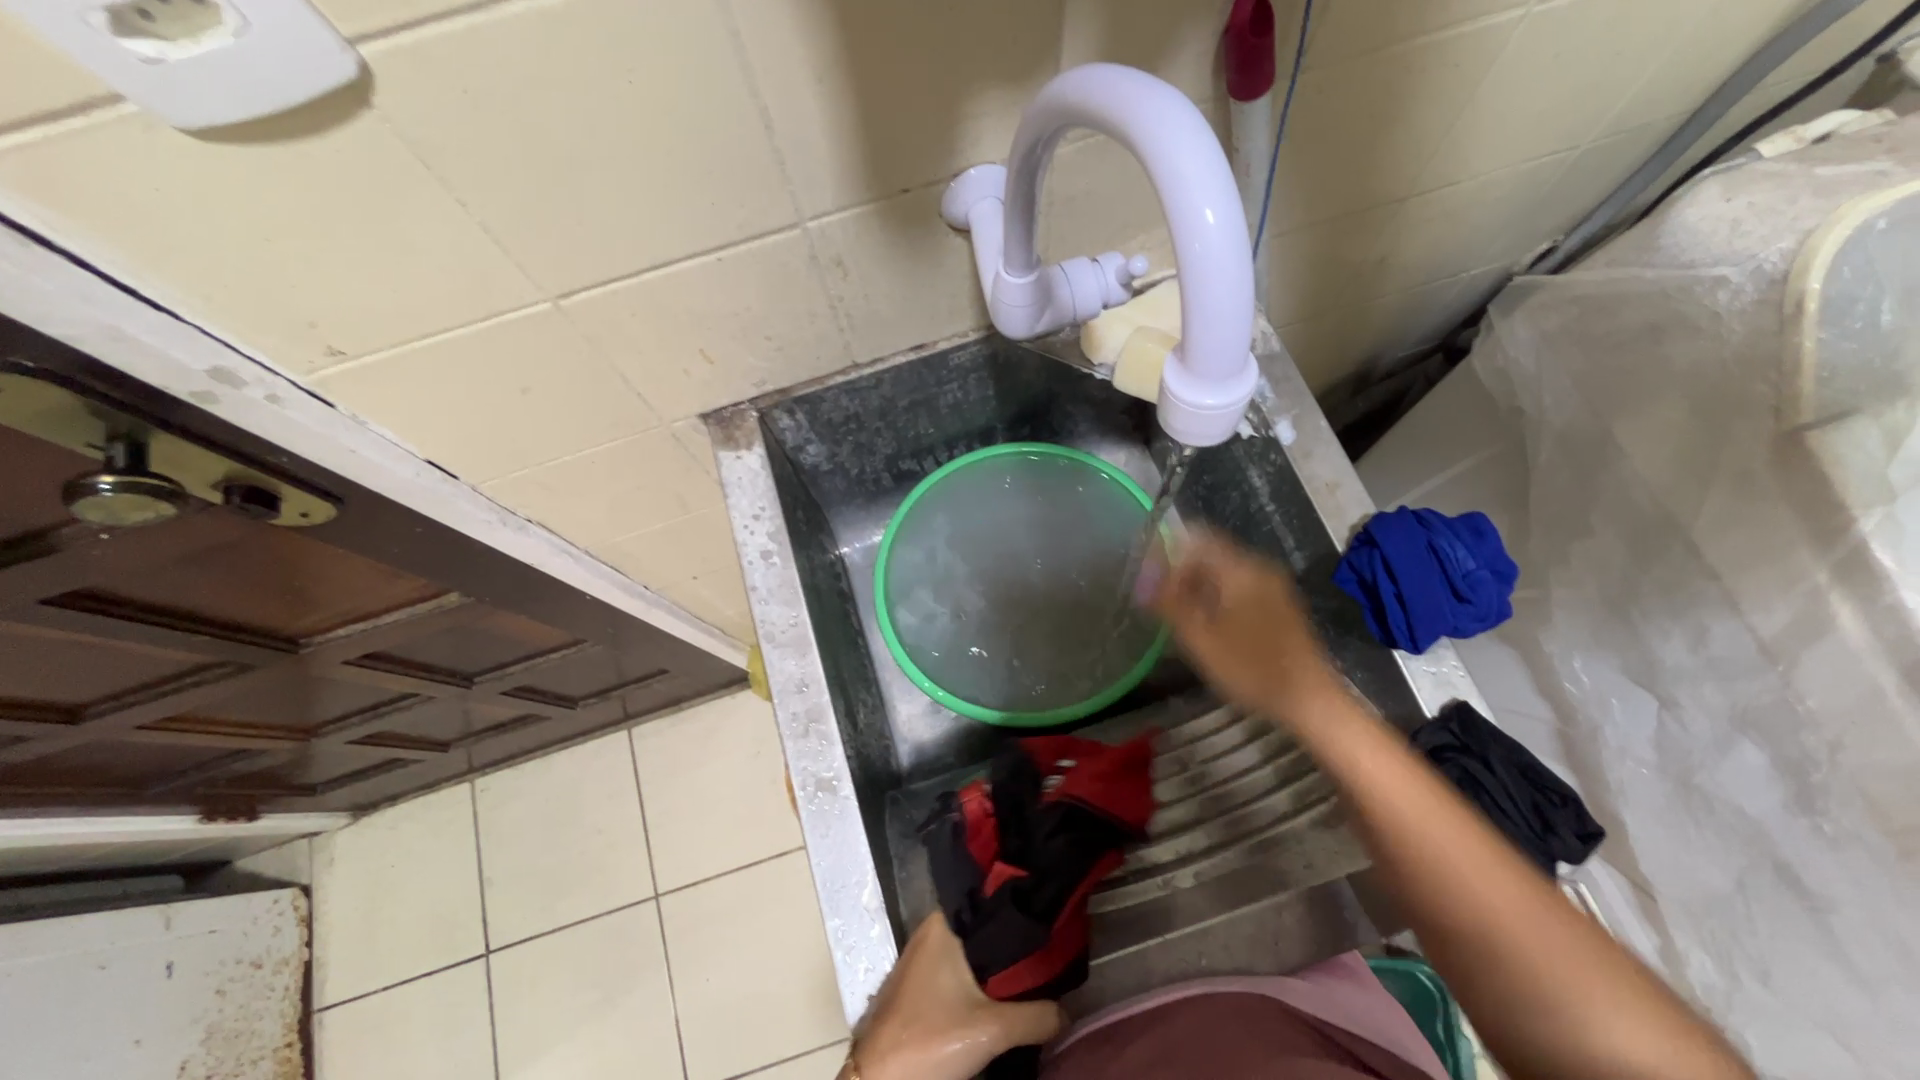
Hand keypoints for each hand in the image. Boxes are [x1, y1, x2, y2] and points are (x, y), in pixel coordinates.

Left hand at [848, 914, 1064, 1079]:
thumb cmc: (931, 1040)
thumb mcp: (993, 1030)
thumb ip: (1037, 1017)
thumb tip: (1067, 1013)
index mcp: (944, 924)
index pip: (993, 903)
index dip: (1024, 914)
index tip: (1055, 926)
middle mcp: (931, 933)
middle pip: (985, 933)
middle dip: (1015, 949)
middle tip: (1053, 960)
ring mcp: (922, 961)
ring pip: (972, 957)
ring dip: (998, 972)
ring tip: (1037, 981)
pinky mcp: (919, 987)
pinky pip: (960, 975)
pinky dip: (981, 986)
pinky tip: (1004, 1002)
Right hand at [1144, 528, 1343, 722]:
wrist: (1309, 700)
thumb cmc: (1252, 670)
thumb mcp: (1201, 639)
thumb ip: (1169, 603)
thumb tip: (1142, 578)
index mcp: (1241, 569)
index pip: (1196, 539)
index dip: (1166, 552)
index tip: (1146, 578)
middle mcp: (1259, 568)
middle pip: (1210, 555)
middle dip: (1180, 574)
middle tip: (1157, 603)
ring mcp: (1273, 586)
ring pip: (1223, 573)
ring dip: (1196, 588)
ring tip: (1177, 618)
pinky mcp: (1279, 605)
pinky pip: (1238, 588)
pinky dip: (1216, 599)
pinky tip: (1206, 627)